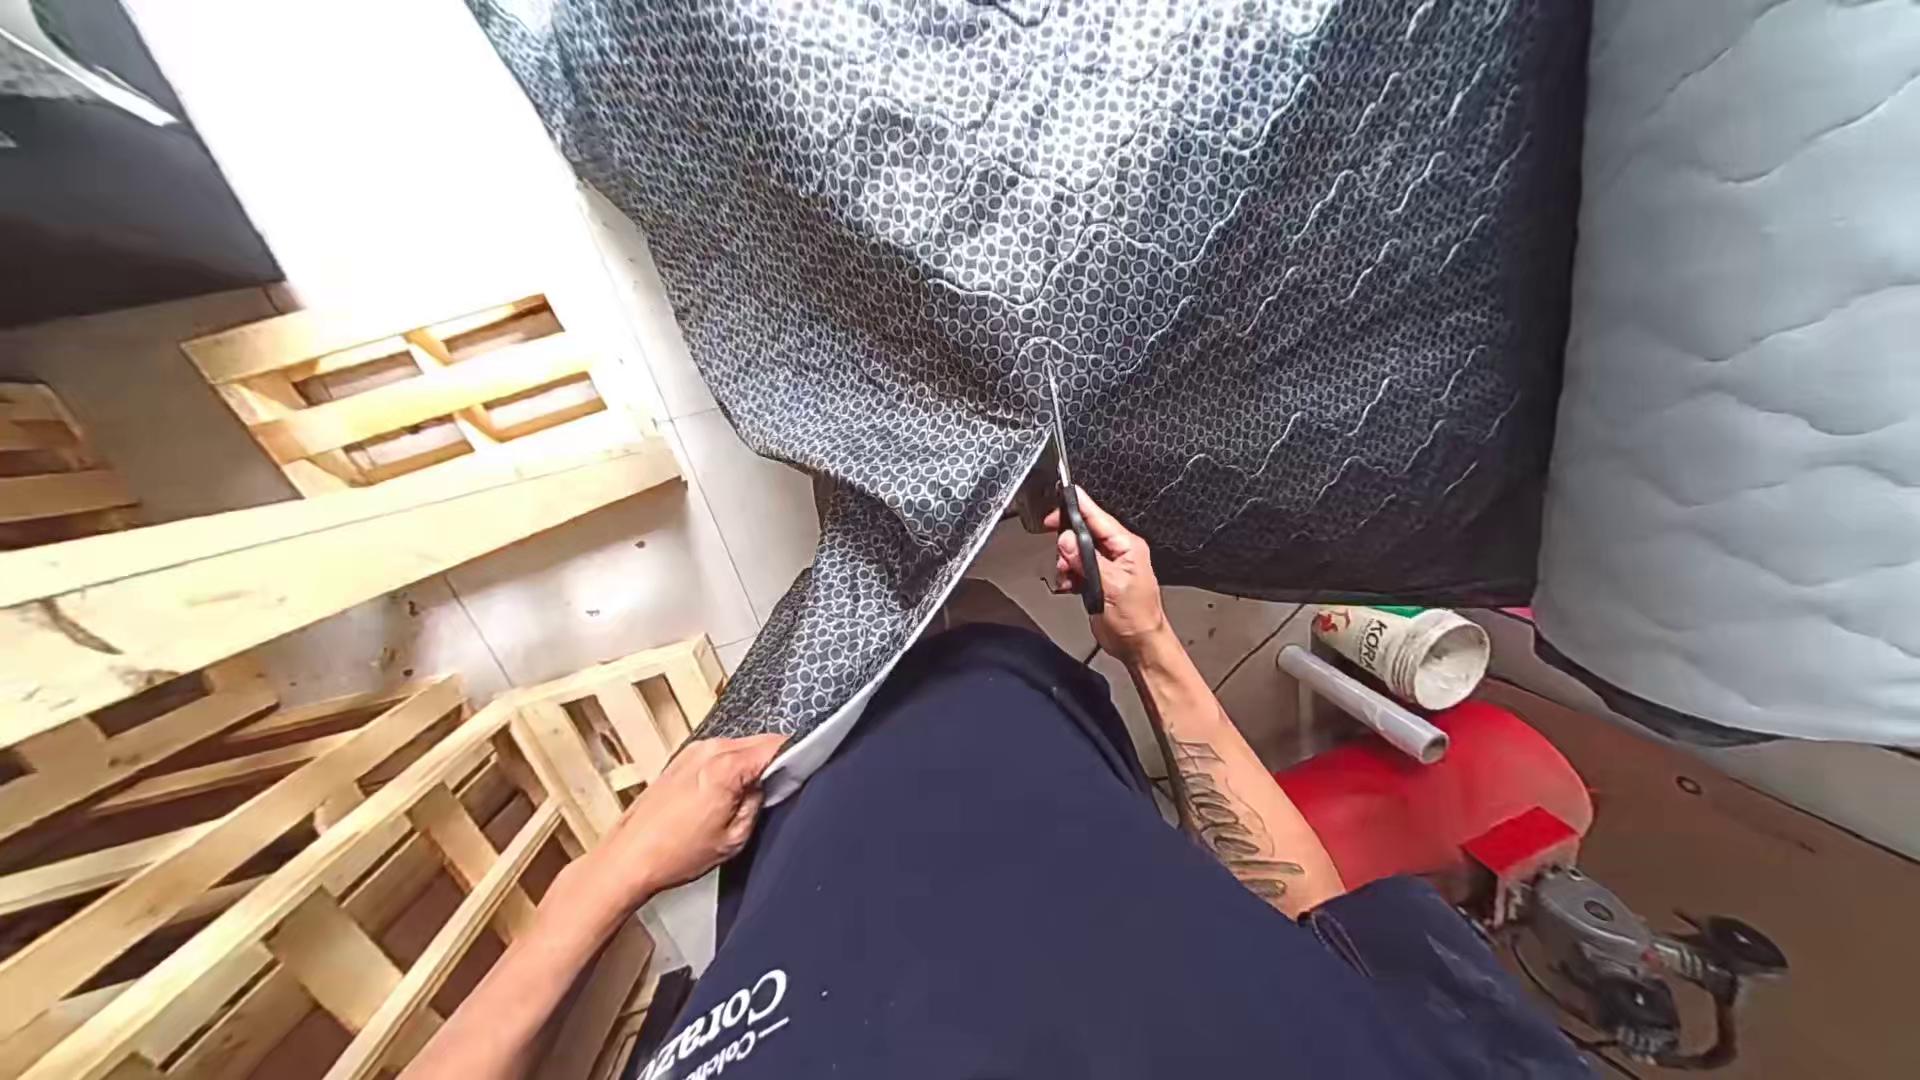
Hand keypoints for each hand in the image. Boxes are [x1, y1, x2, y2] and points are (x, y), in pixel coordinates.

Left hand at [565, 734, 786, 915]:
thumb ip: (759, 801)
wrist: (626, 860)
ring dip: (751, 762)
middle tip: (780, 786)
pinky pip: (721, 752)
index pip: (777, 745)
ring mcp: (694, 750)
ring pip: (740, 746)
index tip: (805, 768)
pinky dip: (732, 765)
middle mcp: (711, 749)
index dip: (797, 755)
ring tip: (749, 794)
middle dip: (774, 759)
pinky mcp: (683, 757)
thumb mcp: (735, 837)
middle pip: (759, 741)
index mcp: (726, 765)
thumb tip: (768, 784)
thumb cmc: (675, 854)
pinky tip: (726, 792)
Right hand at [1045, 487, 1167, 663]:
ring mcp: (1108, 565)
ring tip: (1070, 577)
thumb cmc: (1136, 619)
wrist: (1138, 644)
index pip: (1098, 517)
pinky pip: (1076, 566)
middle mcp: (1118, 552)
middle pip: (1084, 532)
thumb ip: (1086, 560)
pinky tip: (1072, 585)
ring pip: (1076, 550)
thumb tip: (1067, 540)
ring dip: (1067, 562)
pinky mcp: (1099, 578)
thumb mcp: (1110, 585)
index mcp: (1127, 546)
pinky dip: (1069, 573)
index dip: (1079, 506)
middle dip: (1067, 543)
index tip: (1062, 495)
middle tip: (1062, 556)